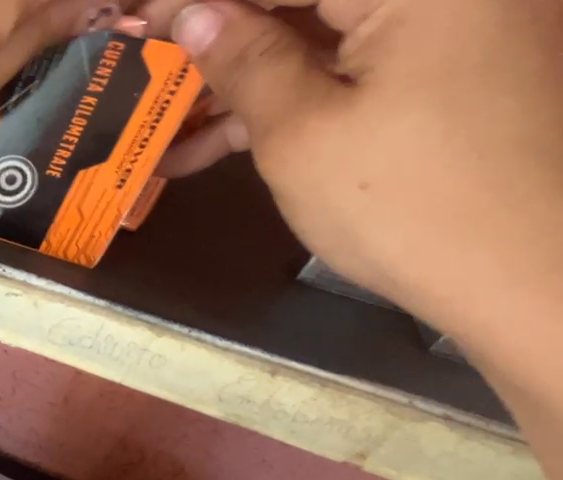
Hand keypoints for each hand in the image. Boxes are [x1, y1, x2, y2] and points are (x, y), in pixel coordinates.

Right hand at [140, 0, 562, 351]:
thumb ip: (246, 65)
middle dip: (225, 30)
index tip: (144, 24)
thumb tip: (194, 16)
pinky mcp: (456, 62)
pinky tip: (216, 138)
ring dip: (244, 70)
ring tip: (166, 119)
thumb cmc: (404, 199)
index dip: (206, 0)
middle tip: (151, 68)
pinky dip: (289, 92)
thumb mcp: (300, 134)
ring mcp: (459, 22)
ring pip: (325, 28)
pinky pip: (355, 58)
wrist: (526, 264)